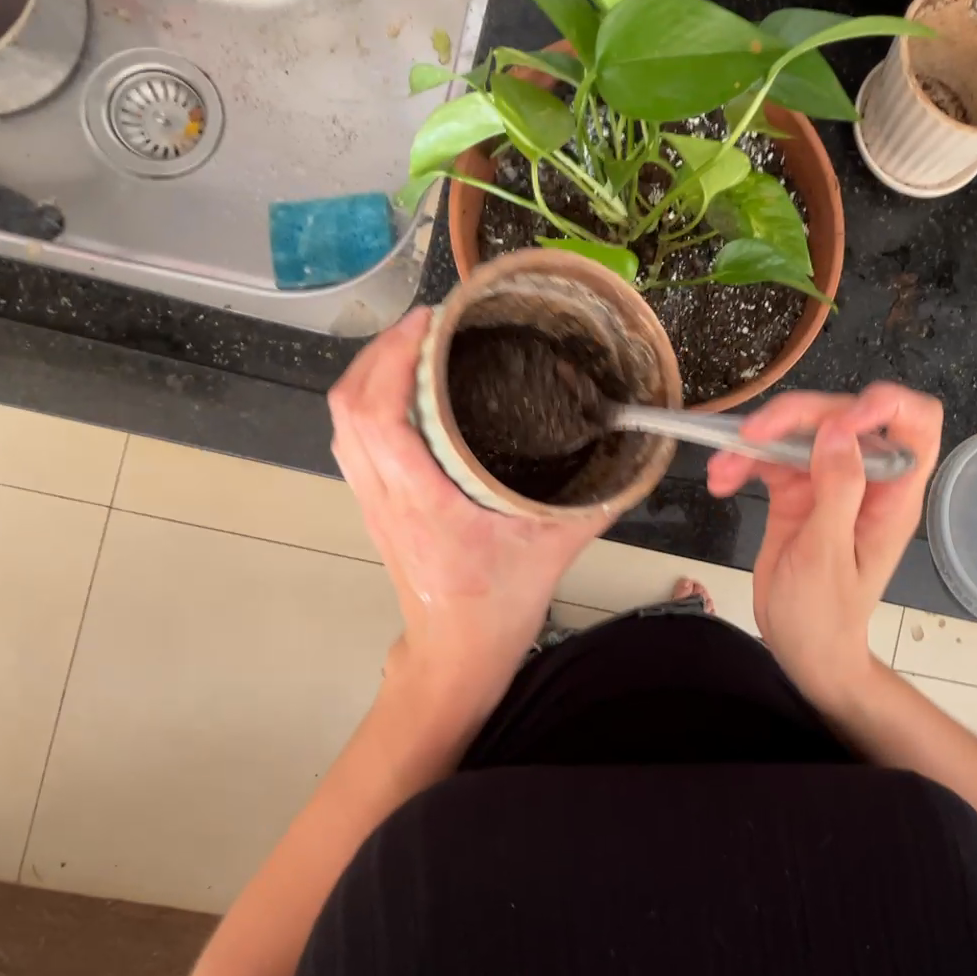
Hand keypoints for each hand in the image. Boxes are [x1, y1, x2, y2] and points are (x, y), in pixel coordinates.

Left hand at [329, 308, 609, 711]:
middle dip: (378, 351)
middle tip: (426, 324)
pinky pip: (352, 441)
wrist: (456, 653)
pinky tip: (401, 393)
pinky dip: (367, 403)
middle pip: (349, 406)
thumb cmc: (498, 607)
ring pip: (342, 423)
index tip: (429, 322)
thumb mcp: (556, 548)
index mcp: (422, 501)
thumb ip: (596, 501)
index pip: (380, 413)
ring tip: (412, 347)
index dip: (393, 356)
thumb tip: (635, 458)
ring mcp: (371, 501)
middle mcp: (385, 495)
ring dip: (367, 374)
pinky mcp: (374, 506)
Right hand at [705, 383, 942, 710]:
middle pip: (842, 418)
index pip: (914, 425)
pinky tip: (721, 481)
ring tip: (722, 470)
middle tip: (751, 436)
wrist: (801, 650)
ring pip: (800, 434)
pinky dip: (743, 464)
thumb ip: (837, 491)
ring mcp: (829, 484)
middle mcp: (865, 480)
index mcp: (892, 495)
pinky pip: (771, 461)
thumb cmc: (824, 616)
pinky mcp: (796, 493)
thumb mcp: (828, 556)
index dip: (885, 406)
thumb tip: (838, 430)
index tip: (839, 420)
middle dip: (796, 418)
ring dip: (758, 443)